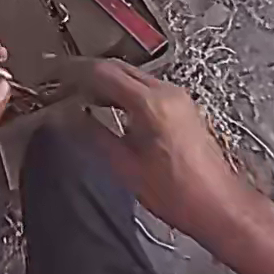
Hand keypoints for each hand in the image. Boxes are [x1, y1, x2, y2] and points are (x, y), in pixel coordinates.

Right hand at [51, 58, 263, 243]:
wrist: (220, 206)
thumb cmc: (177, 193)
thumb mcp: (125, 166)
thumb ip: (93, 135)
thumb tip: (67, 116)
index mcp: (150, 103)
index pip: (103, 72)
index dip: (73, 71)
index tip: (53, 73)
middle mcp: (166, 92)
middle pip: (117, 67)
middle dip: (86, 71)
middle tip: (59, 79)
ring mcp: (176, 96)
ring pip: (131, 74)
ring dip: (103, 79)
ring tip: (77, 92)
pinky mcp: (180, 105)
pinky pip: (144, 85)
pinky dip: (121, 88)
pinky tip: (107, 103)